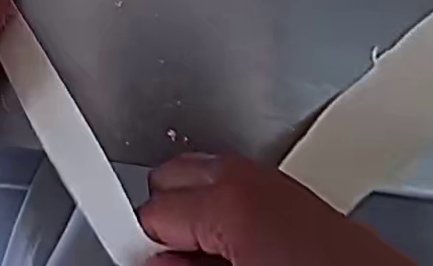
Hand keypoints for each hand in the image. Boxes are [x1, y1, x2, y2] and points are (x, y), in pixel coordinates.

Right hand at [138, 154, 412, 265]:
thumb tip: (154, 265)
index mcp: (227, 198)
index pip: (151, 205)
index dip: (144, 239)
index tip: (144, 259)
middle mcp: (245, 176)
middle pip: (171, 176)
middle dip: (168, 220)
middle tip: (181, 262)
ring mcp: (268, 179)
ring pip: (201, 177)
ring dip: (196, 215)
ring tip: (215, 261)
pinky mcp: (288, 189)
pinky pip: (233, 186)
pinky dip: (224, 212)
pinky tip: (243, 252)